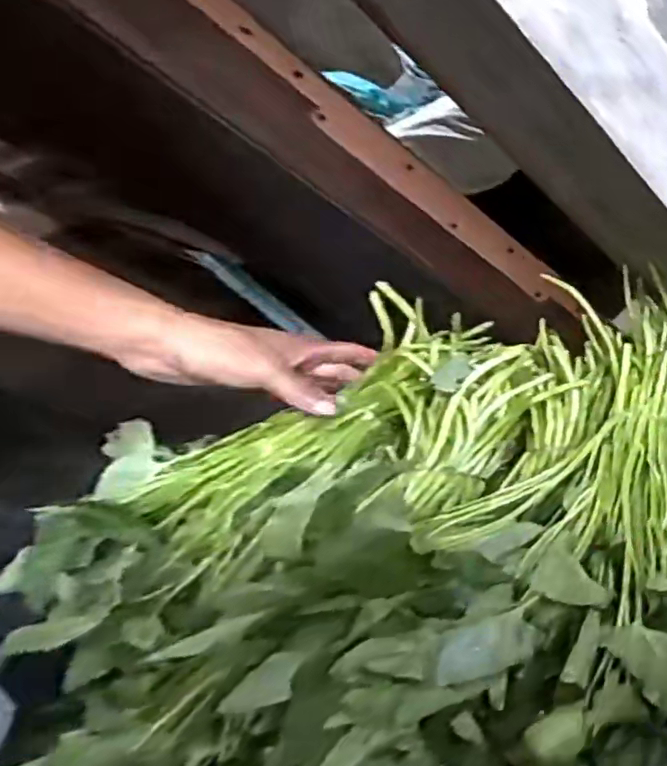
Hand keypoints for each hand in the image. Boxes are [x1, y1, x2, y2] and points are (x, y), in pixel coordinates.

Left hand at [113, 313, 378, 415]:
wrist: (164, 346)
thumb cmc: (222, 350)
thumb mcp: (266, 371)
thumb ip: (301, 391)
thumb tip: (338, 411)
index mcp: (310, 349)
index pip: (354, 353)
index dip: (378, 362)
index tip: (404, 377)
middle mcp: (302, 360)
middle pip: (340, 372)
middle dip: (361, 385)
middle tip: (387, 407)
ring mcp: (280, 373)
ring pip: (318, 385)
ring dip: (335, 398)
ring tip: (359, 418)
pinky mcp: (257, 385)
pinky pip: (293, 396)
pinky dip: (307, 405)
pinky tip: (317, 419)